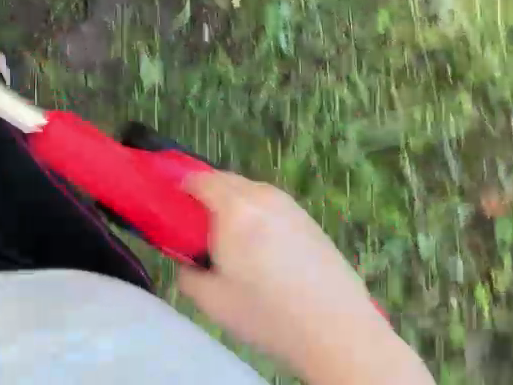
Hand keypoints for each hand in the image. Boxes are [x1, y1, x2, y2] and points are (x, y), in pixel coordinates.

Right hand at [178, 172, 430, 383]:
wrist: (340, 333)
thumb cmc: (269, 315)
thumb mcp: (212, 301)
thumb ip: (186, 273)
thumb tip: (182, 259)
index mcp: (233, 208)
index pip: (197, 180)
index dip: (180, 189)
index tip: (172, 209)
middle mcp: (261, 196)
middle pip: (223, 179)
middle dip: (206, 195)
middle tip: (198, 226)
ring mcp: (289, 205)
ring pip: (249, 191)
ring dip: (233, 203)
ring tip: (232, 240)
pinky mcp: (309, 219)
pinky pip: (271, 205)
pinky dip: (258, 215)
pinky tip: (264, 249)